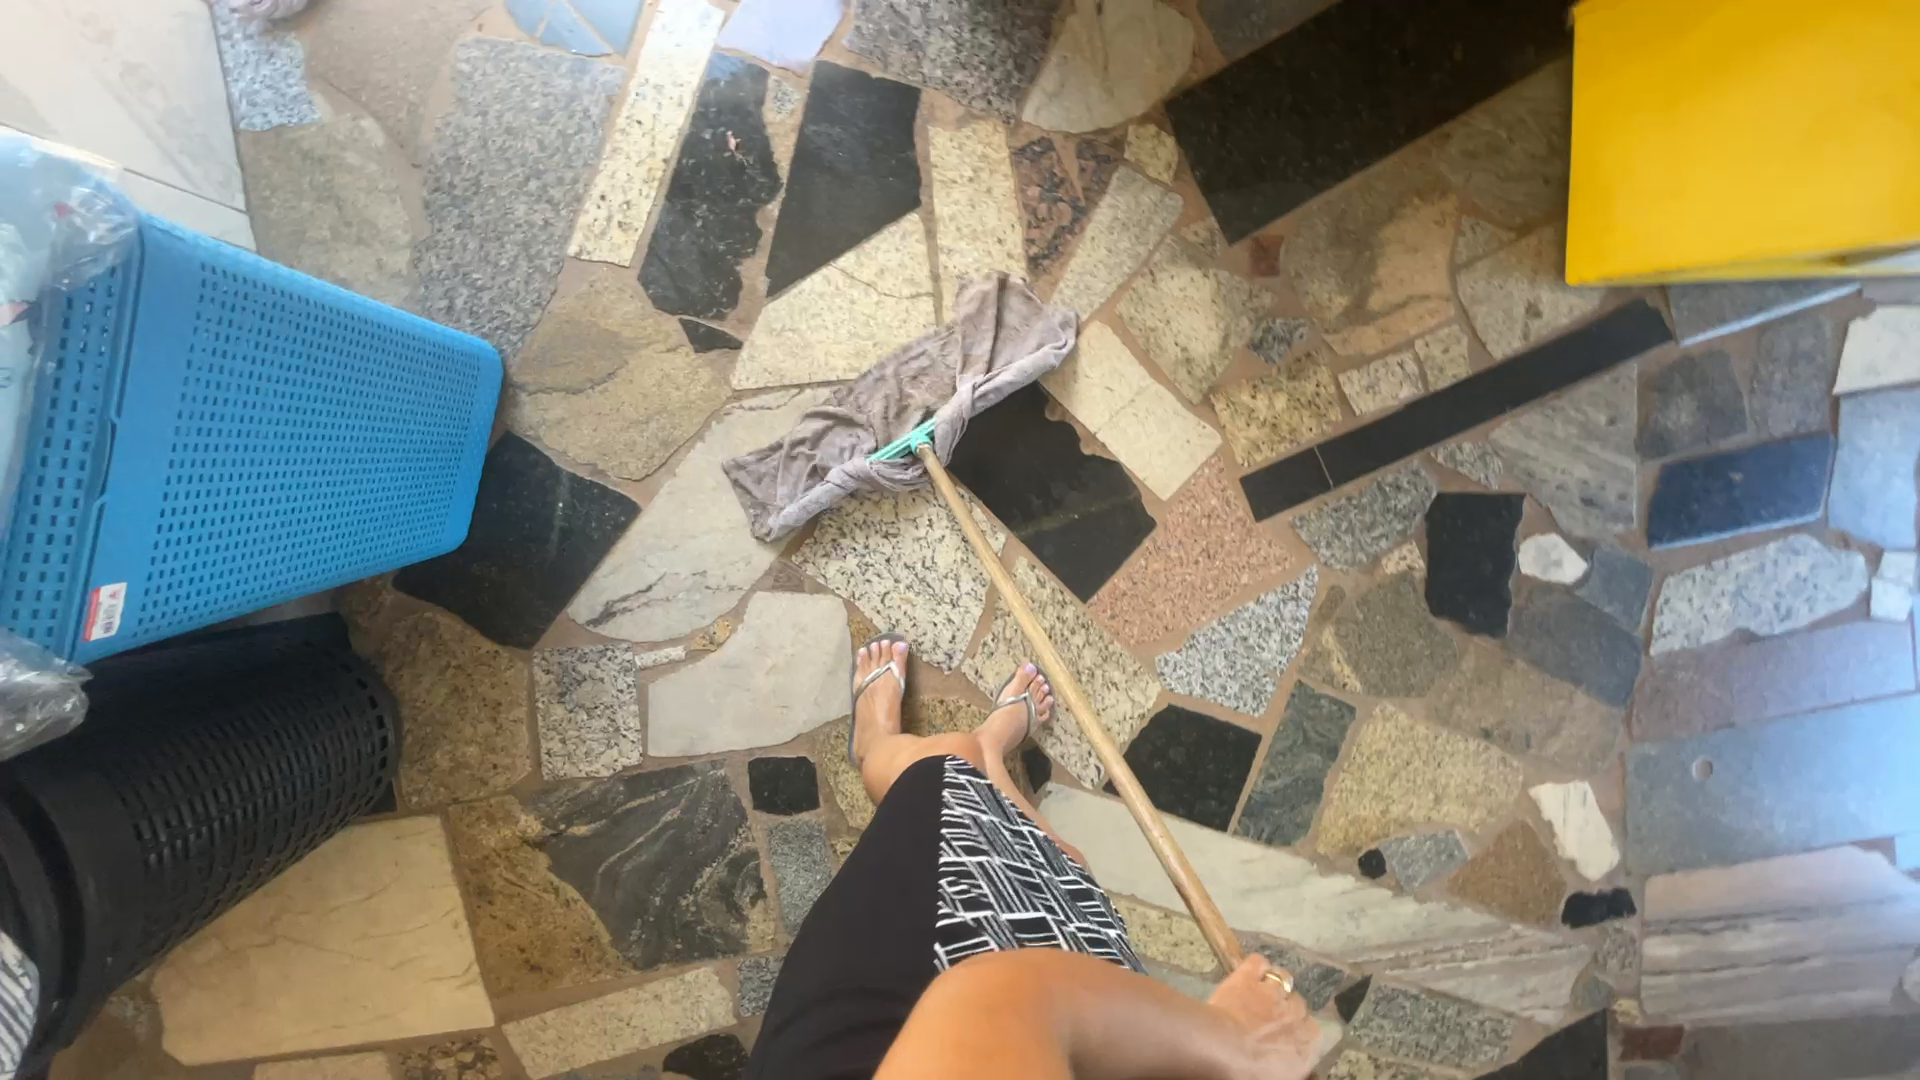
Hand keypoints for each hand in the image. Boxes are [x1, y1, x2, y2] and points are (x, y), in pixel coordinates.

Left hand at [1206, 954, 1319, 1079]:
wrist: (1222, 1048)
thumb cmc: (1248, 1075)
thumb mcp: (1277, 1079)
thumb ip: (1289, 1067)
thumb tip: (1284, 1064)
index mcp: (1305, 1048)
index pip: (1314, 1032)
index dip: (1300, 1031)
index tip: (1288, 1035)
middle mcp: (1294, 1017)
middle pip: (1299, 1004)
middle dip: (1287, 1008)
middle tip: (1270, 1015)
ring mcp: (1271, 992)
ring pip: (1284, 978)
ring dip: (1276, 983)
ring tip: (1263, 989)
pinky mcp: (1248, 976)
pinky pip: (1259, 962)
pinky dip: (1257, 965)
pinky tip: (1251, 970)